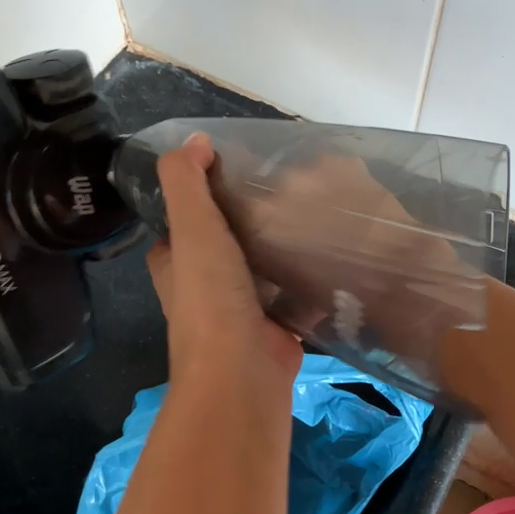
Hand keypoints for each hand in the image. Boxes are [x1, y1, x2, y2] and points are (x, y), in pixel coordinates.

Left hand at [146, 134, 302, 413]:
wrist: (243, 374)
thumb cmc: (211, 299)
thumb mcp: (192, 228)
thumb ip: (187, 182)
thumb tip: (194, 140)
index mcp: (177, 265)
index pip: (183, 222)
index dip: (200, 194)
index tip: (234, 166)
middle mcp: (207, 289)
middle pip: (228, 243)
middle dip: (251, 220)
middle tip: (287, 186)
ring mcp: (245, 311)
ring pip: (264, 269)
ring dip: (284, 249)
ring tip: (316, 211)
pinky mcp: (281, 328)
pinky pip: (298, 296)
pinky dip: (314, 280)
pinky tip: (337, 254)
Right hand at [226, 148, 486, 369]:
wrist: (407, 284)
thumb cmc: (346, 306)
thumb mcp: (292, 299)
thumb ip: (266, 276)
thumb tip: (260, 266)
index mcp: (257, 222)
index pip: (222, 200)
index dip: (229, 211)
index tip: (236, 224)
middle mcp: (277, 187)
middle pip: (257, 187)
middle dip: (267, 206)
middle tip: (288, 231)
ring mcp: (313, 169)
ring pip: (292, 177)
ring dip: (299, 194)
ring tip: (321, 220)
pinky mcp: (345, 162)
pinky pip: (325, 171)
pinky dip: (330, 187)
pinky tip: (345, 208)